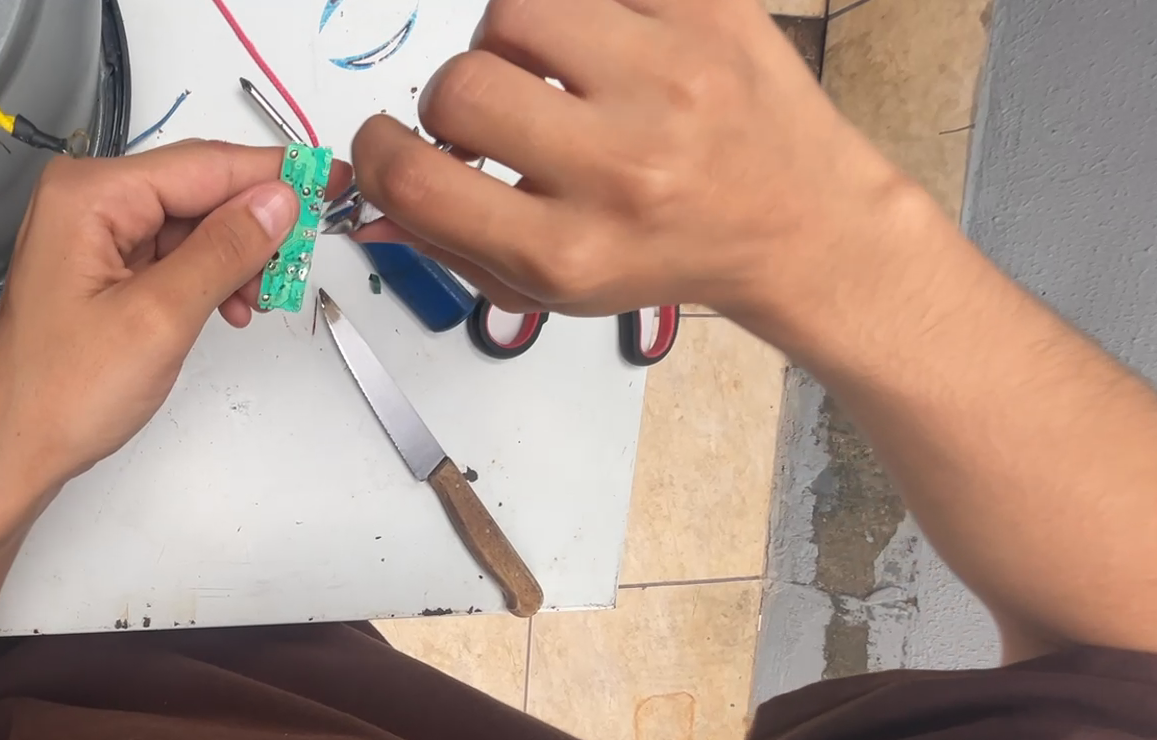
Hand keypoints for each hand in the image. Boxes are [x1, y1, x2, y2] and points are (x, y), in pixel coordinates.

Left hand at [0, 141, 300, 500]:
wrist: (19, 451)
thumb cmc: (67, 394)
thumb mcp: (161, 317)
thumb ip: (224, 251)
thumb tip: (278, 201)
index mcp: (88, 196)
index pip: (202, 165)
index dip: (271, 174)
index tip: (326, 183)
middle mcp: (85, 204)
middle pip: (194, 193)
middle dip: (250, 227)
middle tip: (297, 260)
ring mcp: (89, 240)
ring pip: (186, 229)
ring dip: (230, 260)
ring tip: (257, 300)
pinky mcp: (98, 274)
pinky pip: (167, 260)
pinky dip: (203, 280)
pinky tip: (225, 307)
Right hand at [351, 0, 926, 327]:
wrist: (789, 221)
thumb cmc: (652, 260)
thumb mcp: (539, 289)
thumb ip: (449, 249)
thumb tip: (372, 207)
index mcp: (563, 250)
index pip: (418, 182)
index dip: (373, 155)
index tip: (383, 149)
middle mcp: (615, 166)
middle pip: (458, 87)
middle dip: (442, 104)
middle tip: (475, 122)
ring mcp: (668, 76)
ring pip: (514, 10)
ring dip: (500, 46)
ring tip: (535, 78)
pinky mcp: (706, 7)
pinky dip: (566, 12)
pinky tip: (589, 48)